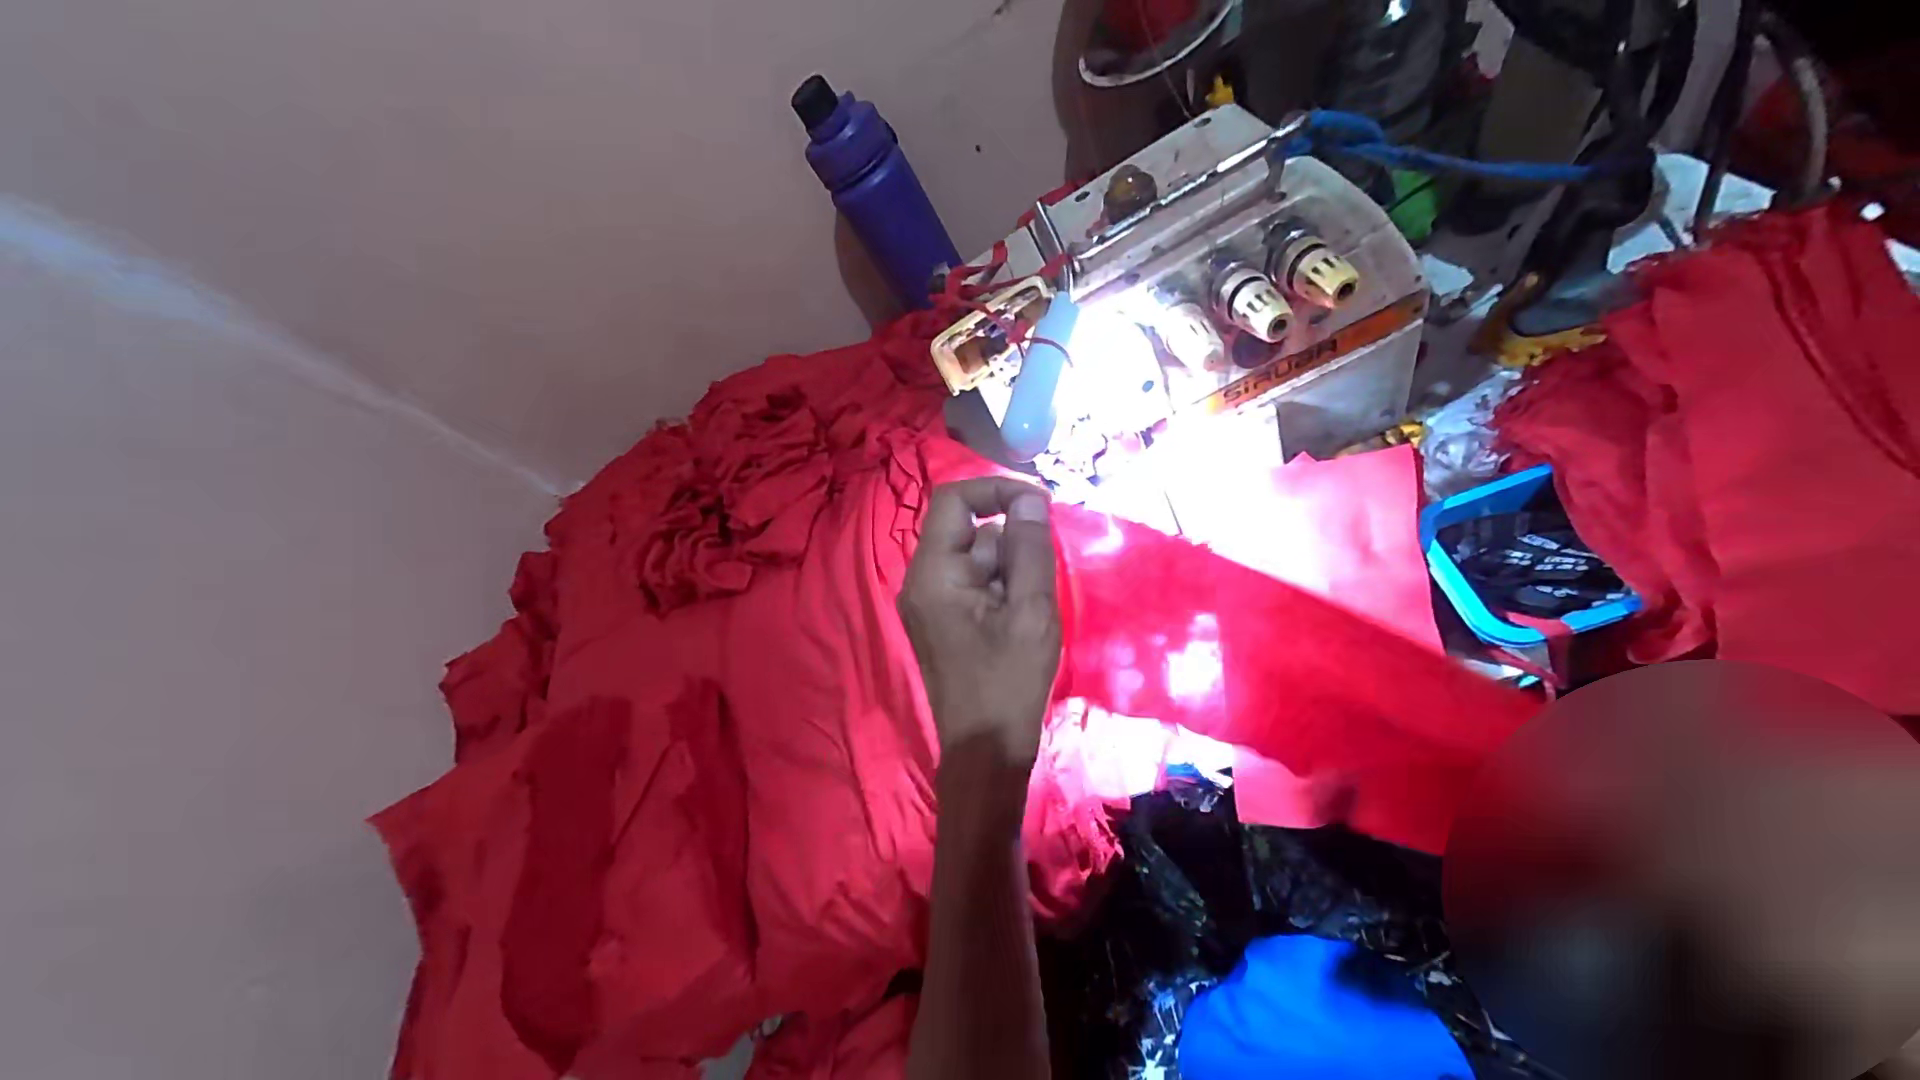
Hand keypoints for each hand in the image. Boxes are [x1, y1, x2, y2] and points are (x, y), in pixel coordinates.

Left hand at [898, 477, 1061, 767]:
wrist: (985, 751)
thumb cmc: (1009, 683)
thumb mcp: (1030, 612)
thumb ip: (1030, 550)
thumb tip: (1029, 500)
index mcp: (933, 574)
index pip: (954, 500)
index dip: (996, 488)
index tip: (1041, 503)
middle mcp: (922, 581)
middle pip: (967, 531)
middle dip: (1012, 541)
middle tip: (1044, 573)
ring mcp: (930, 603)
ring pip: (975, 558)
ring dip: (1011, 568)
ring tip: (1033, 608)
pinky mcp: (943, 621)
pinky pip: (973, 584)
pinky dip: (1002, 587)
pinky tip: (1022, 619)